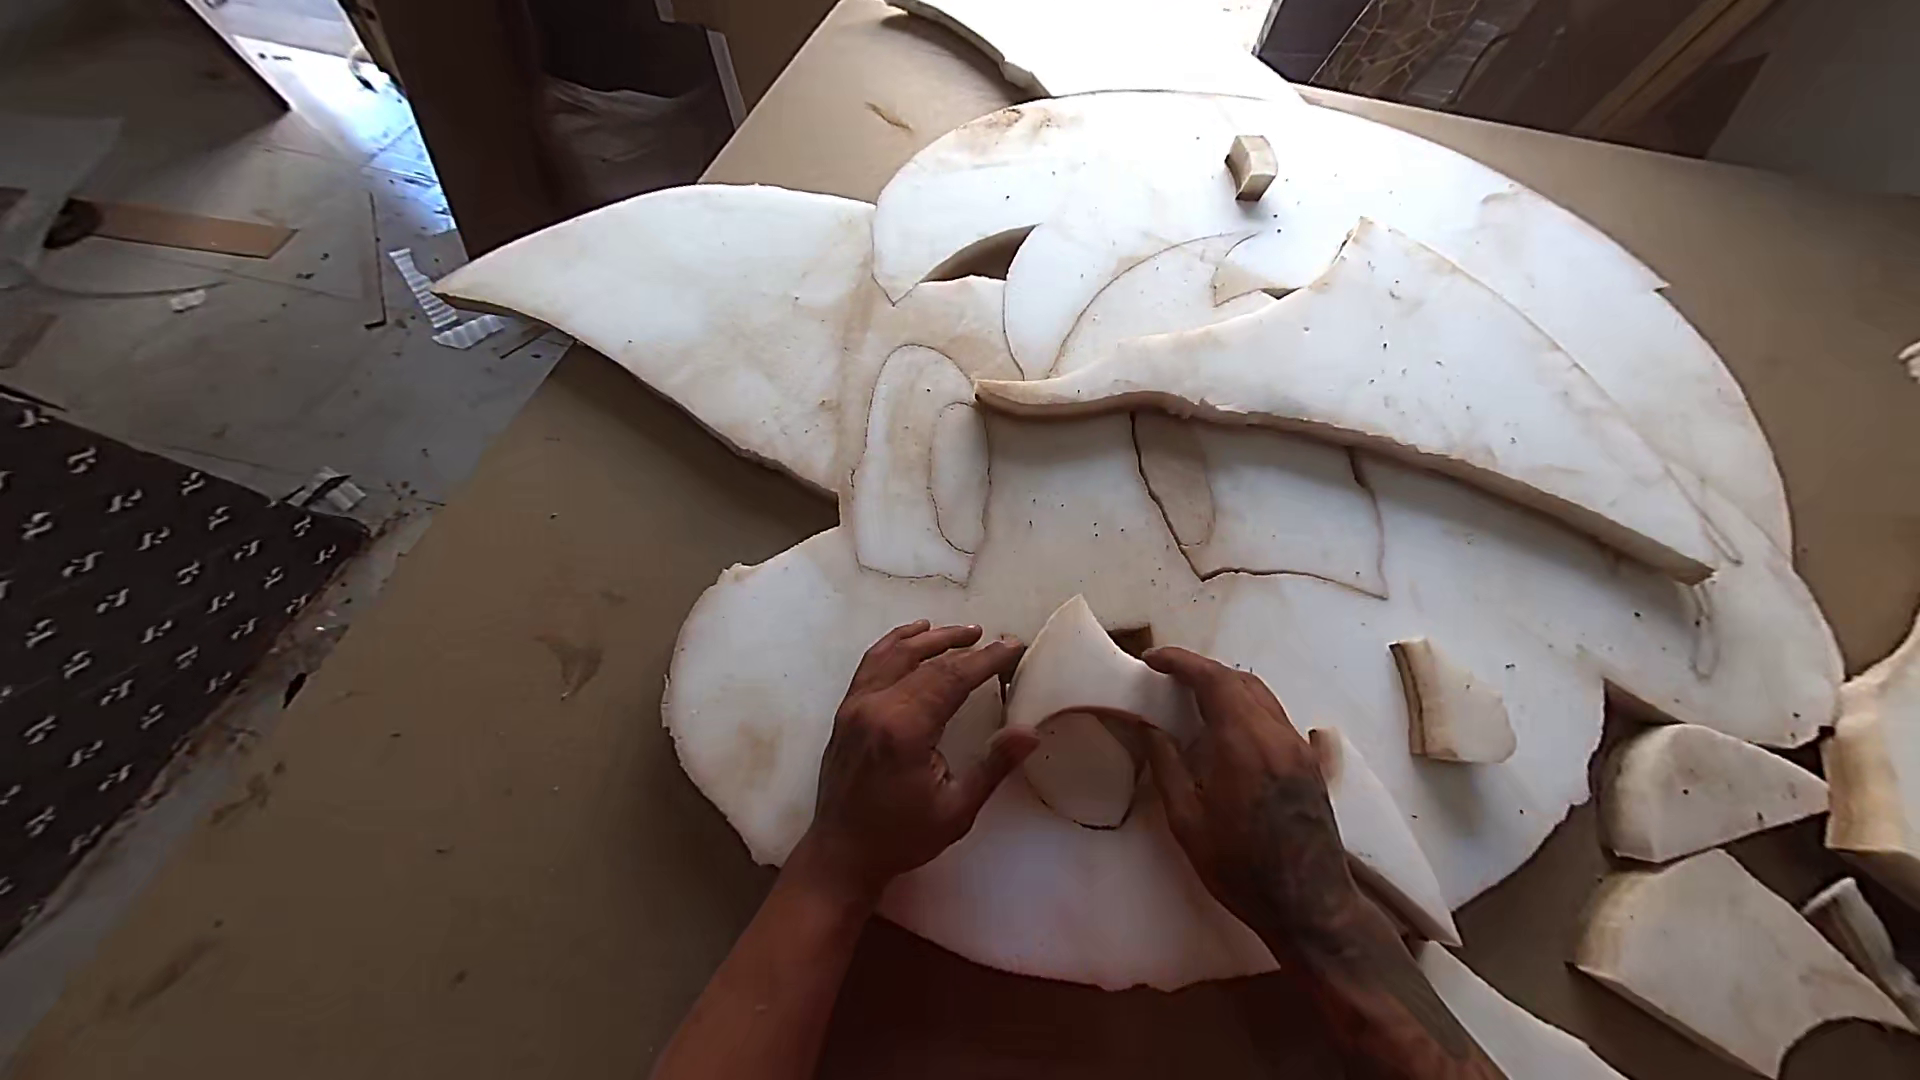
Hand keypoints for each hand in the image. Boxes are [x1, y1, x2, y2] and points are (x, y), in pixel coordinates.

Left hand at [791, 621, 1038, 903]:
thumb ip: (994, 765)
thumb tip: (1030, 732)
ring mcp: (856, 704)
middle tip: (997, 640)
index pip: (952, 678)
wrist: (841, 854)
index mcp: (904, 730)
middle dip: (966, 648)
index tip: (1013, 646)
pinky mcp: (846, 708)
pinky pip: (873, 662)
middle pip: (928, 663)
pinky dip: (895, 642)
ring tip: (964, 632)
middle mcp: (876, 706)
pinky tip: (913, 635)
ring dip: (932, 638)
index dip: (986, 660)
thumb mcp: (957, 810)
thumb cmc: (902, 837)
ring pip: (897, 653)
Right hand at [1140, 646, 1360, 940]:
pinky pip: (1273, 714)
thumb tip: (1150, 729)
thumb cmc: (1241, 868)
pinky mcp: (1309, 763)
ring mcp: (1298, 748)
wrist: (1312, 909)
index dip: (1180, 661)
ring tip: (1193, 694)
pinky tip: (1228, 725)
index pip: (1212, 680)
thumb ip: (1167, 766)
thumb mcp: (1187, 821)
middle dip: (1200, 669)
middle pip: (1238, 679)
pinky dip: (1244, 704)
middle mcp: (1276, 735)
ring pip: (1260, 694)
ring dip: (1224, 684)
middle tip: (1167, 675)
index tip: (1151, 660)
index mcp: (1243, 744)